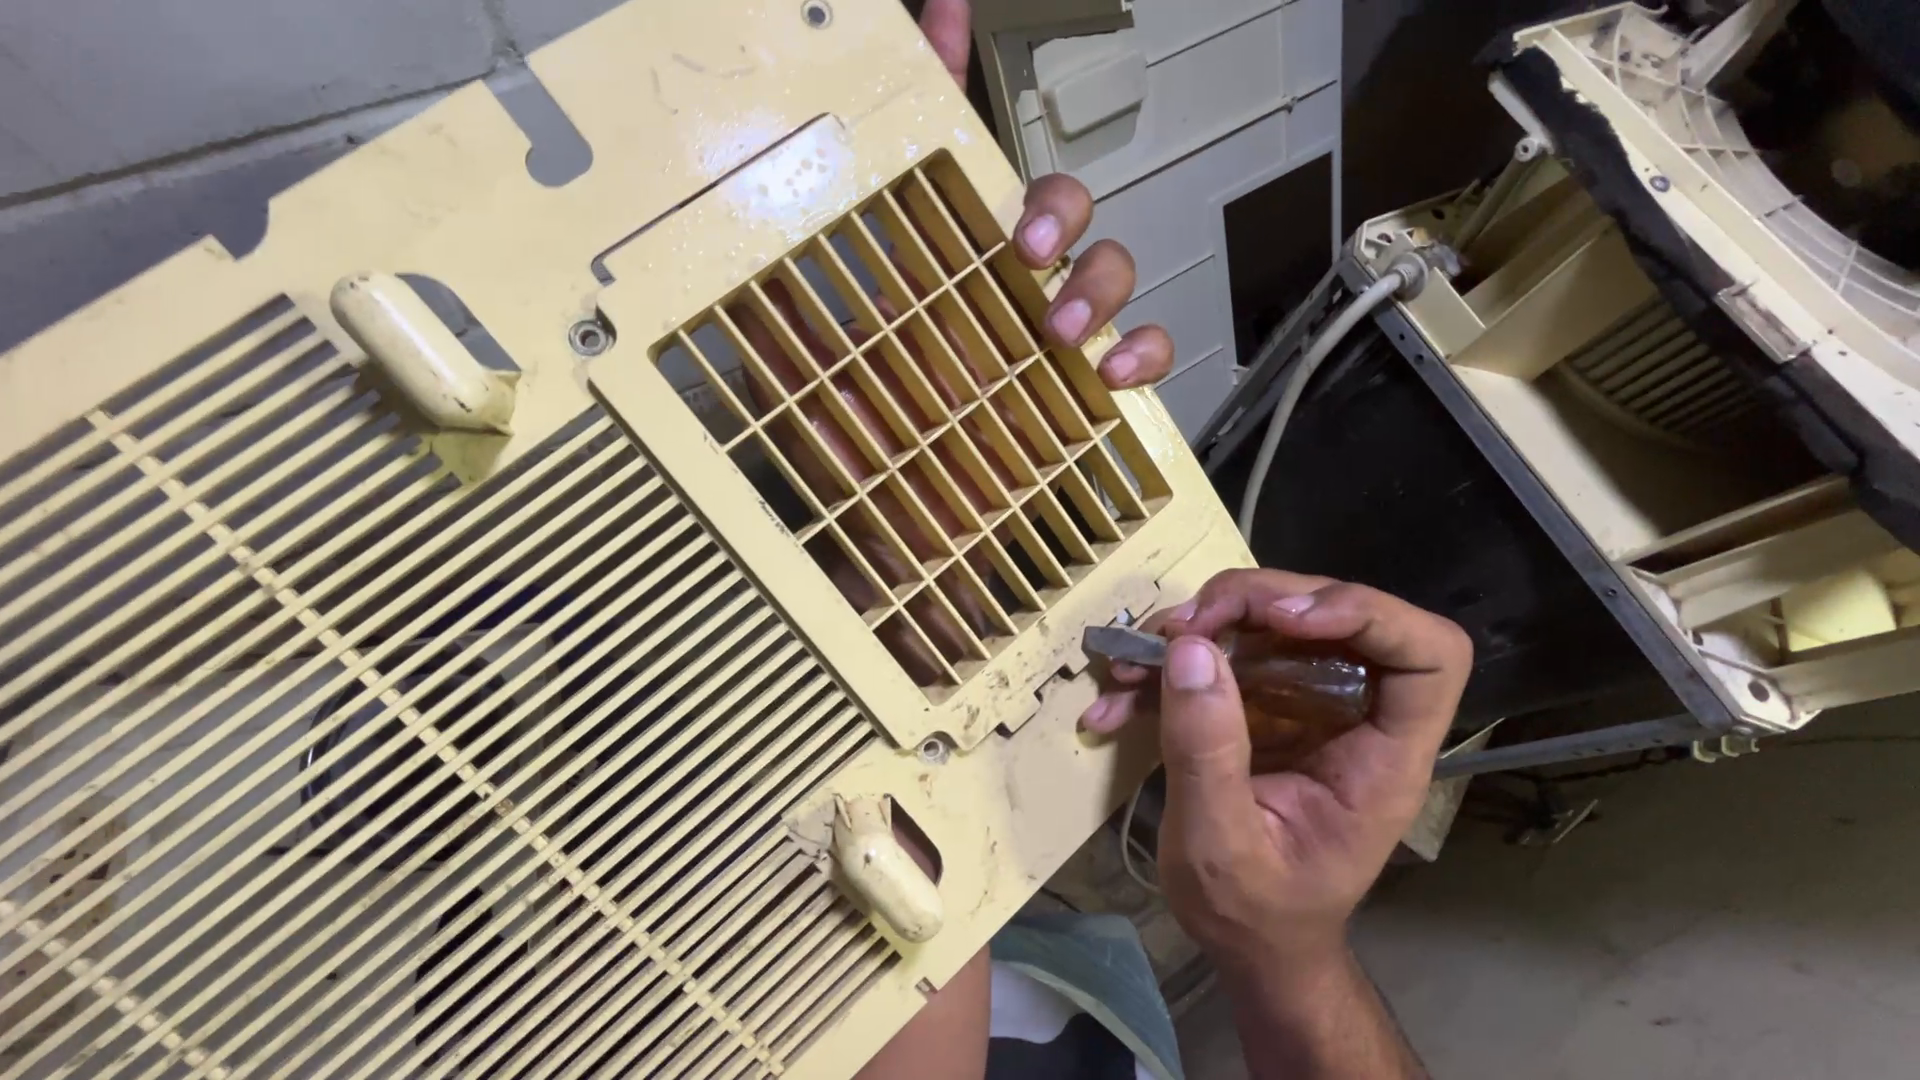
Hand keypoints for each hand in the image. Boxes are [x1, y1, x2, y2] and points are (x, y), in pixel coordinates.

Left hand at [732, 0, 1173, 684]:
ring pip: (1105, 268)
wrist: (903, 555)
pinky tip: (1114, 374)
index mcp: (929, 278)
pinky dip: (1140, 351)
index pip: (945, 165)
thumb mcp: (801, 399)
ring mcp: (1045, 345)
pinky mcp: (1082, 397)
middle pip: (1053, 205)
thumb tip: (762, 287)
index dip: (949, 76)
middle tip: (1026, 253)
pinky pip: (1139, 351)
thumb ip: (785, 346)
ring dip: (1097, 282)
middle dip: (1055, 209)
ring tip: (1062, 333)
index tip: (945, 8)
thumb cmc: (857, 473)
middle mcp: (994, 297)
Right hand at [1081, 569, 1471, 966]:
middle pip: (1334, 614)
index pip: (1427, 655)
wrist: (1246, 940)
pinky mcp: (1257, 709)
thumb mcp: (1220, 844)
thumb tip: (1190, 649)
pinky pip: (1220, 660)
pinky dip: (1164, 670)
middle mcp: (1351, 716)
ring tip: (1133, 661)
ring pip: (1269, 625)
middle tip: (1182, 628)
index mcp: (1381, 757)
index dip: (1366, 614)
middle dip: (1253, 604)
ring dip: (1199, 627)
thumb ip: (1207, 752)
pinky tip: (1115, 702)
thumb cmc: (1256, 914)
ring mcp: (1302, 707)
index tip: (1283, 620)